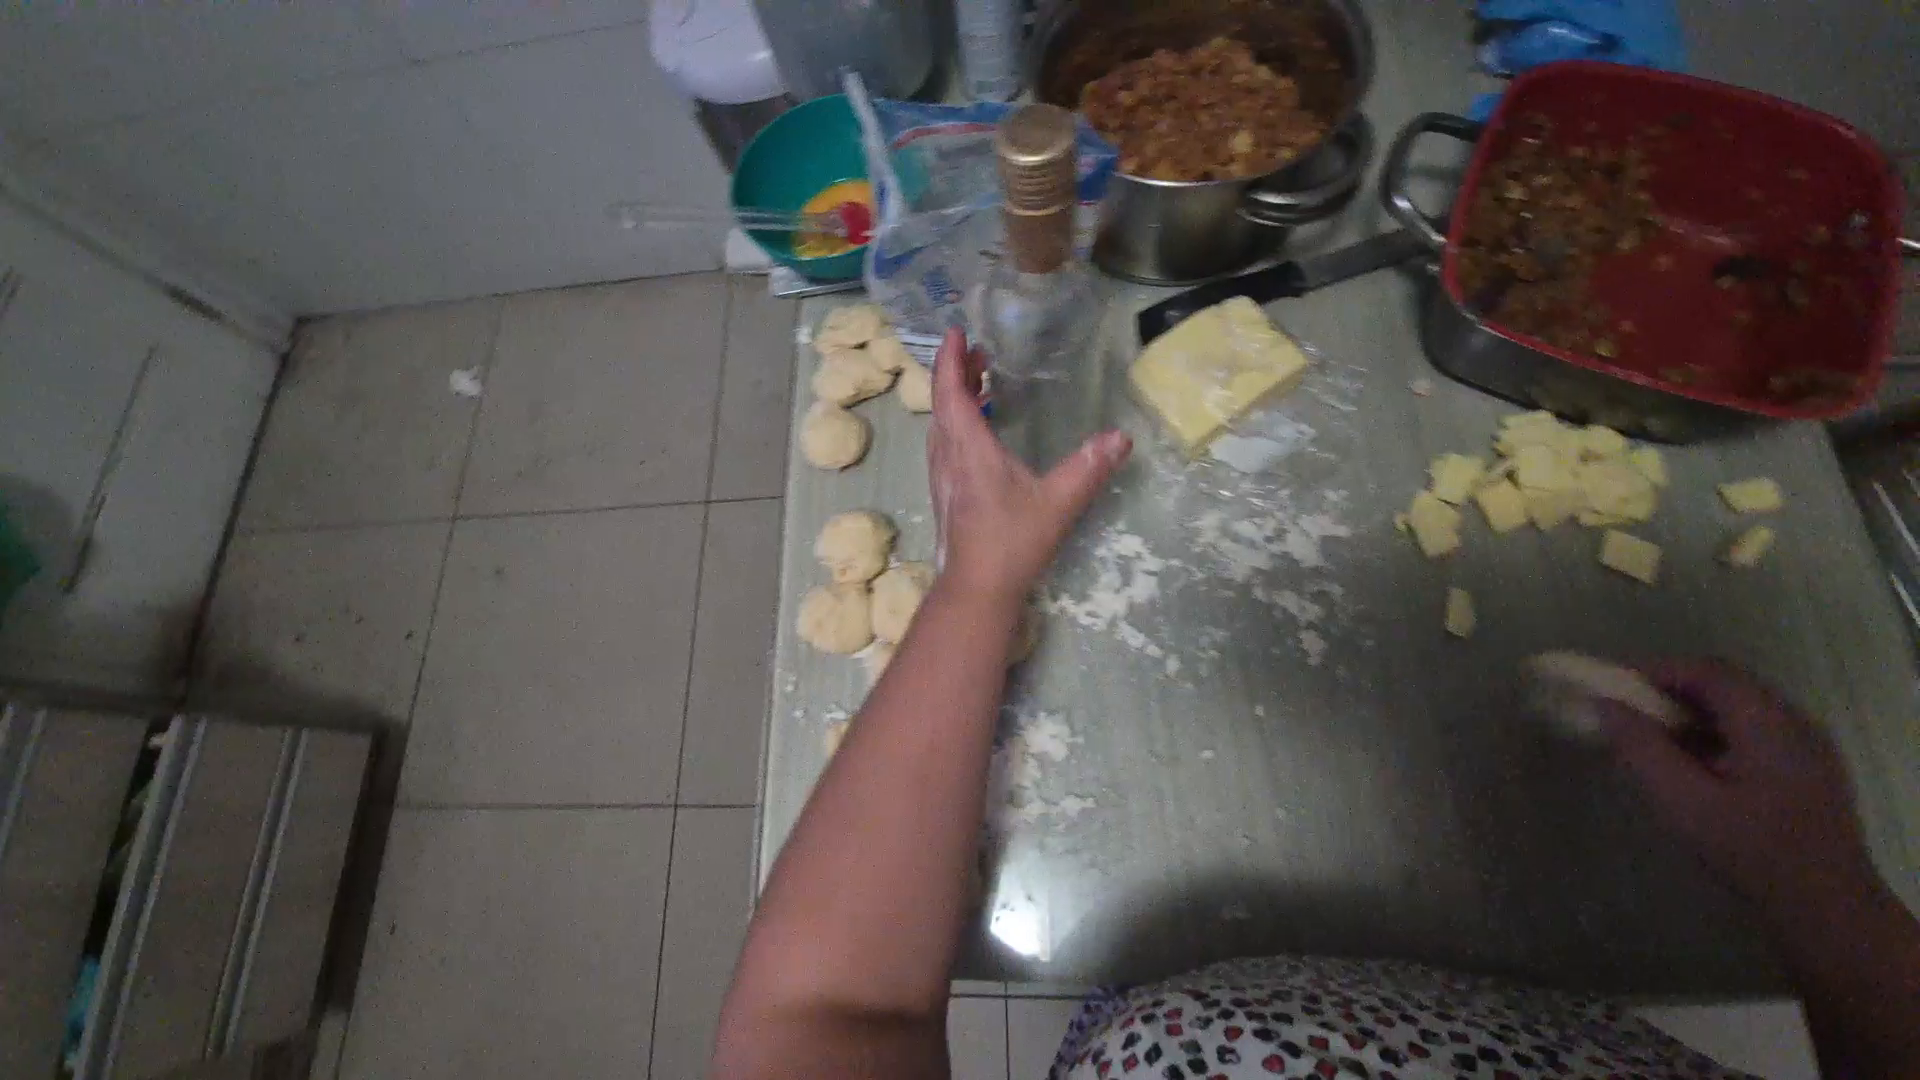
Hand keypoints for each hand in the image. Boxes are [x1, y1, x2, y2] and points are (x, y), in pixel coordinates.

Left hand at [927, 327, 1130, 603]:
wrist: (976, 589)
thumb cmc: (1012, 542)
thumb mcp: (1057, 503)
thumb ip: (1089, 468)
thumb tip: (1122, 438)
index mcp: (969, 449)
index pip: (951, 392)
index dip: (949, 359)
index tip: (955, 332)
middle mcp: (948, 458)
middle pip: (943, 405)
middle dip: (955, 373)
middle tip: (975, 352)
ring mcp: (942, 479)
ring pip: (941, 427)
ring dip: (954, 399)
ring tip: (977, 381)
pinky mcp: (946, 496)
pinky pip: (945, 446)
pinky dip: (956, 424)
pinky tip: (977, 433)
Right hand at [1600, 659, 1881, 922]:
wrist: (1824, 908)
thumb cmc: (1749, 849)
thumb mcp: (1681, 798)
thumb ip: (1640, 746)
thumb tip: (1604, 704)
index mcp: (1772, 727)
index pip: (1711, 672)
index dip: (1657, 670)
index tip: (1613, 688)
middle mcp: (1797, 726)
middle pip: (1725, 685)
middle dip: (1668, 691)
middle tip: (1625, 711)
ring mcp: (1806, 748)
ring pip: (1736, 707)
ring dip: (1687, 712)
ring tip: (1649, 737)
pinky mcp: (1804, 768)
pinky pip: (1749, 730)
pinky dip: (1709, 732)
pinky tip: (1686, 761)